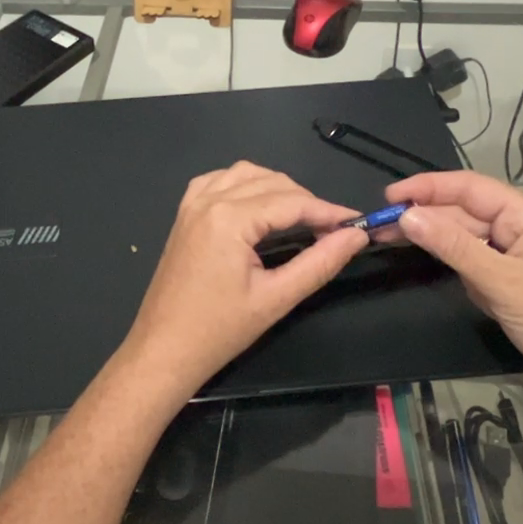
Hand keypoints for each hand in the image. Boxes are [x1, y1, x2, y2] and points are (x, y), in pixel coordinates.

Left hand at [120, 162, 368, 394]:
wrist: (164, 350)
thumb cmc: (219, 331)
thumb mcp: (276, 298)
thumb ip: (319, 263)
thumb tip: (356, 236)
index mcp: (230, 217)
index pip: (292, 202)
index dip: (329, 211)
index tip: (358, 223)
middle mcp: (209, 199)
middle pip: (272, 181)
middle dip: (306, 201)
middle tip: (332, 230)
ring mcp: (193, 203)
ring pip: (246, 173)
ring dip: (278, 188)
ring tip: (302, 218)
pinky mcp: (184, 214)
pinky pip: (219, 180)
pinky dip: (245, 185)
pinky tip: (258, 205)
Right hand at [388, 171, 522, 388]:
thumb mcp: (502, 283)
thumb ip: (454, 247)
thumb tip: (407, 217)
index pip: (471, 188)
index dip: (428, 187)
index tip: (390, 197)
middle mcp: (522, 228)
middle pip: (465, 212)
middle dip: (425, 216)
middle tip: (380, 226)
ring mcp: (516, 255)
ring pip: (466, 237)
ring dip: (434, 239)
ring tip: (392, 240)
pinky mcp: (511, 280)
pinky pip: (474, 260)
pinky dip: (451, 261)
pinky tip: (427, 259)